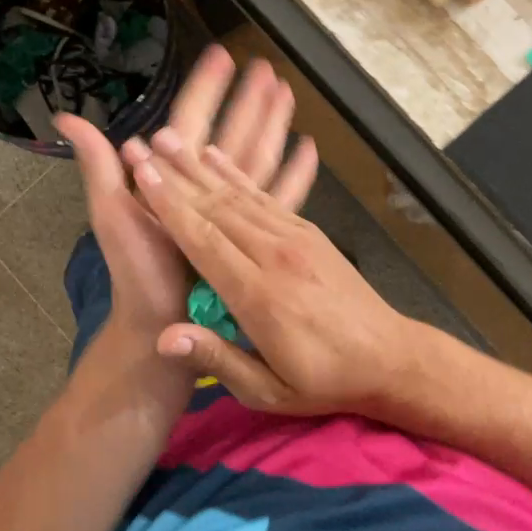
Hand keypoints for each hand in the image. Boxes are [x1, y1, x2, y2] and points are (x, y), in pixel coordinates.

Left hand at [53, 46, 317, 331]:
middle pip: (231, 132)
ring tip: (288, 95)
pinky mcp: (249, 235)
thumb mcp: (112, 212)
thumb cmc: (135, 271)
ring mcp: (228, 210)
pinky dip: (293, 174)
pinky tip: (308, 150)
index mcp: (170, 175)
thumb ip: (98, 163)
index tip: (222, 55)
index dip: (206, 88)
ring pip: (257, 157)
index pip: (191, 119)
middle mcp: (201, 187)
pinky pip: (276, 196)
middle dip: (249, 101)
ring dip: (273, 126)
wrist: (161, 325)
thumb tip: (65, 117)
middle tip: (268, 68)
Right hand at [130, 131, 420, 416]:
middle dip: (174, 176)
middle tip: (140, 147)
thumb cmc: (324, 380)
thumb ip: (217, 360)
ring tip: (167, 139)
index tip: (141, 176)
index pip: (204, 242)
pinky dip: (234, 174)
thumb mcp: (269, 391)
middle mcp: (276, 256)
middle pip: (216, 208)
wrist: (391, 358)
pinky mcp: (308, 230)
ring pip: (237, 195)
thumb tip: (164, 339)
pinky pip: (264, 196)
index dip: (170, 207)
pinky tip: (213, 156)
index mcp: (260, 297)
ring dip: (198, 166)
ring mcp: (295, 238)